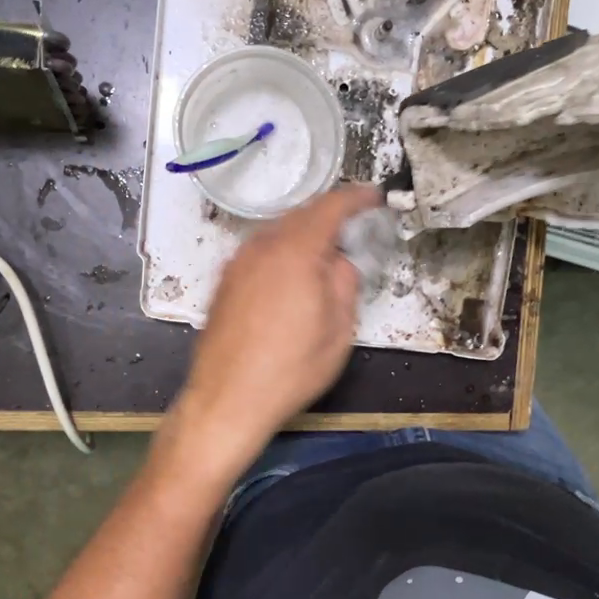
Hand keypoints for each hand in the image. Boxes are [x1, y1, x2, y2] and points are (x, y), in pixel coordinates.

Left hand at [166, 186, 382, 467]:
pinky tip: (292, 277)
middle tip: (354, 230)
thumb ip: (345, 283)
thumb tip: (341, 261)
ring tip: (325, 256)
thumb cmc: (289, 371)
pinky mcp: (224, 282)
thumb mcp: (338, 331)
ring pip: (277, 232)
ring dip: (304, 235)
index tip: (374, 198)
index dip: (357, 198)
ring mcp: (237, 263)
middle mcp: (262, 247)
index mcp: (296, 252)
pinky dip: (282, 252)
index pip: (331, 206)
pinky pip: (259, 252)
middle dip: (330, 217)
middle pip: (301, 215)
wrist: (226, 400)